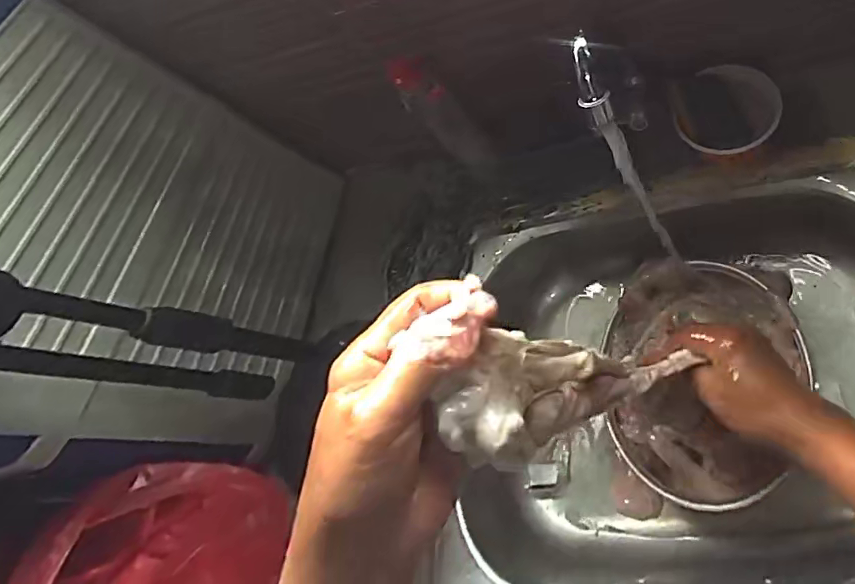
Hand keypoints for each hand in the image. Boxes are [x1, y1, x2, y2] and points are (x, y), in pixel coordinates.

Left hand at [283, 278, 496, 583]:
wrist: (364, 556)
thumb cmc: (347, 490)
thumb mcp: (377, 418)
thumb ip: (420, 367)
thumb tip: (463, 326)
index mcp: (373, 359)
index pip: (416, 306)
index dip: (451, 298)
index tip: (481, 303)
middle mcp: (406, 370)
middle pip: (451, 329)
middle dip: (477, 328)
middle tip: (499, 334)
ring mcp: (434, 396)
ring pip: (473, 358)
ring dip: (492, 359)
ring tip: (507, 362)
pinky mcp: (458, 421)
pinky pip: (486, 392)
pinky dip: (500, 389)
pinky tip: (507, 391)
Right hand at [661, 322, 833, 452]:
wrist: (799, 420)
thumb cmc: (754, 409)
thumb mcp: (714, 394)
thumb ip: (693, 374)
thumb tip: (684, 366)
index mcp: (725, 336)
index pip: (685, 335)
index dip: (663, 349)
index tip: (647, 363)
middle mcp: (738, 329)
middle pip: (700, 332)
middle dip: (678, 347)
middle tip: (661, 364)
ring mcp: (752, 337)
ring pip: (714, 338)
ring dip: (696, 350)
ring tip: (679, 366)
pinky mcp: (760, 350)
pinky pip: (727, 345)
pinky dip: (713, 354)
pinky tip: (706, 368)